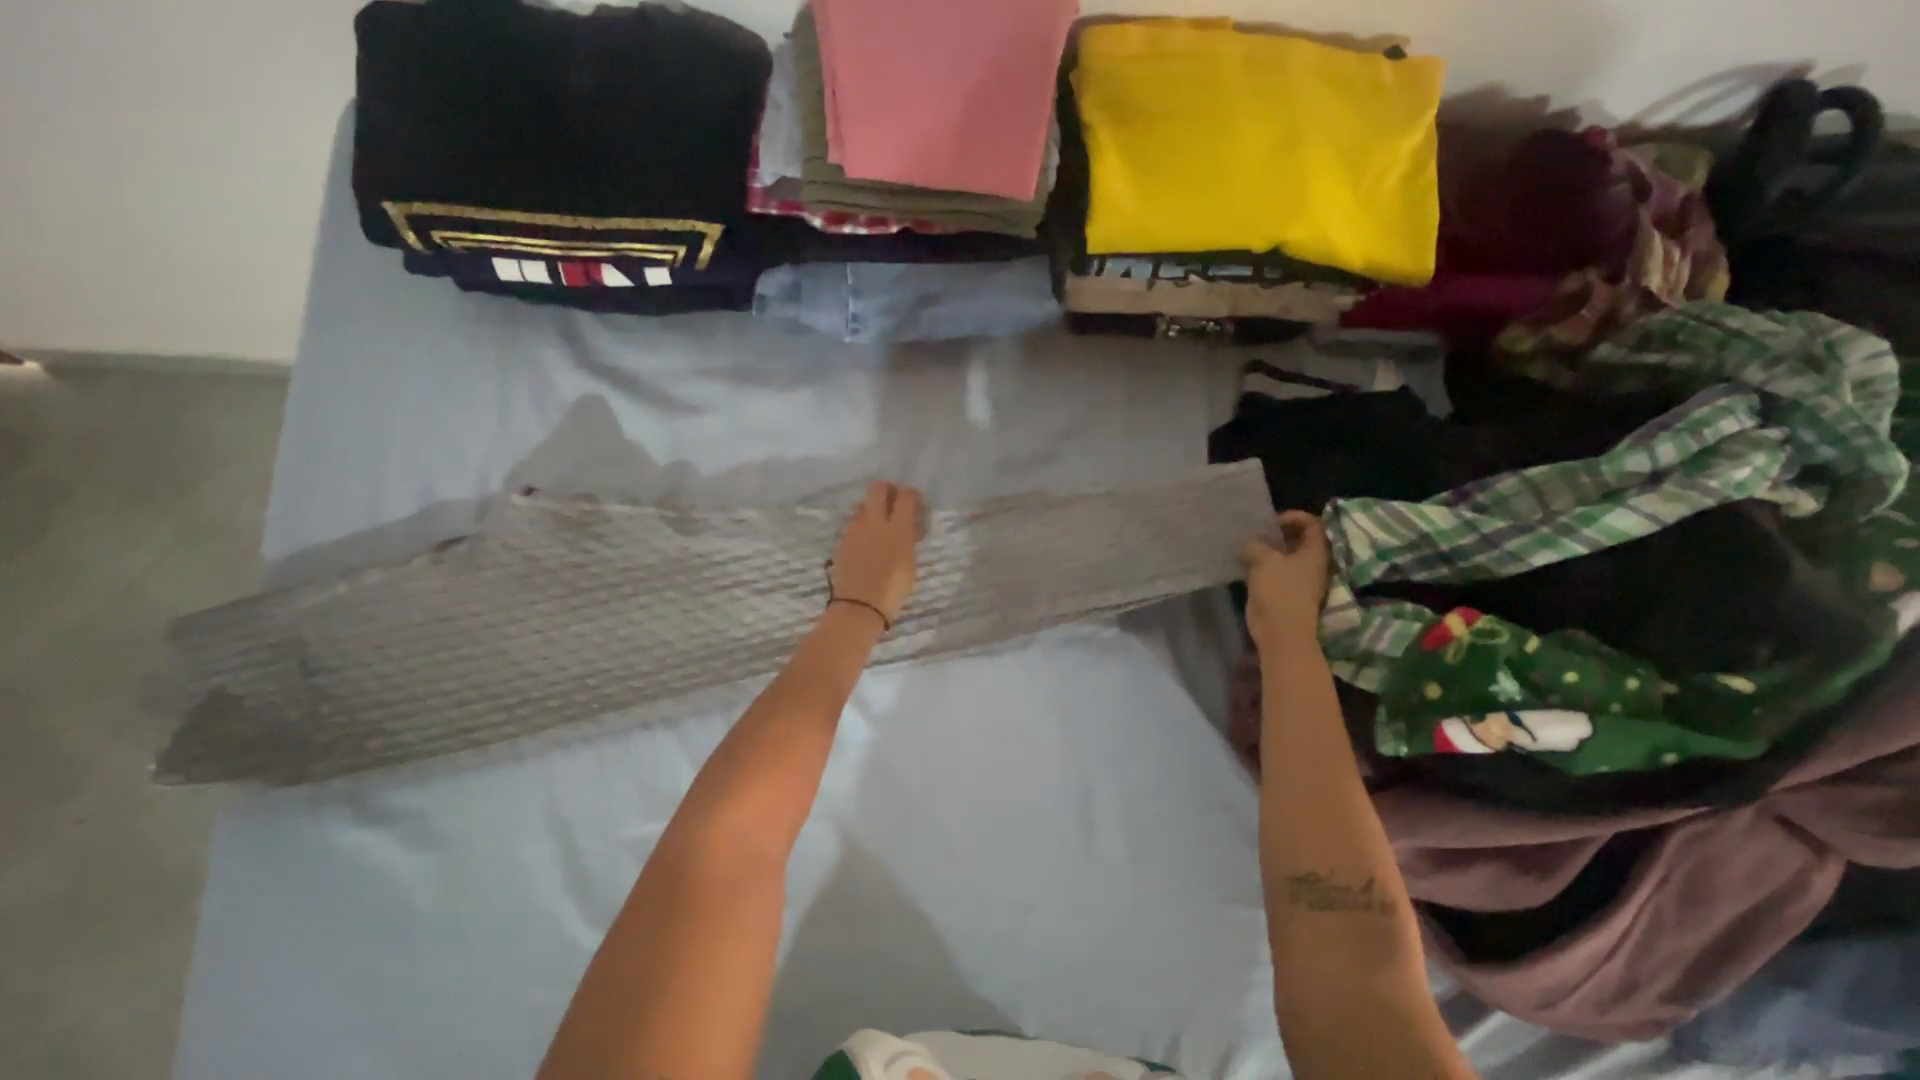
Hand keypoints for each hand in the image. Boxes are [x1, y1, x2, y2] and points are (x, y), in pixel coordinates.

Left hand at [828, 481, 923, 625]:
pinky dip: (861, 527)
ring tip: (878, 527)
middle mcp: (874, 522)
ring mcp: (855, 529)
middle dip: (887, 490)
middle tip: (893, 504)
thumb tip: (909, 528)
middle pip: (877, 488)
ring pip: (862, 505)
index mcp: (897, 528)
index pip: (906, 495)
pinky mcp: (842, 540)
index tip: (915, 504)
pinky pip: (853, 524)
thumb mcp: (910, 564)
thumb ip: (909, 540)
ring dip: (871, 509)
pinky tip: (867, 543)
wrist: (859, 606)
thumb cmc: (893, 590)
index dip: (911, 494)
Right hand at [1243, 511, 1330, 651]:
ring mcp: (1297, 578)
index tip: (1273, 521)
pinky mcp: (1283, 590)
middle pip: (1298, 539)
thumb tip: (1249, 545)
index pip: (1313, 524)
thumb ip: (1256, 545)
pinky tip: (1245, 563)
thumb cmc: (1280, 589)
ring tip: (1248, 546)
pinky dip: (1261, 565)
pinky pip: (1273, 571)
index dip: (1294, 516)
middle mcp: (1310, 563)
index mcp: (1315, 552)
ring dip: (1267, 549)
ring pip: (1284, 556)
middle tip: (1257, 532)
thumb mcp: (1265, 559)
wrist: (1280, 629)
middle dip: (1278, 533)